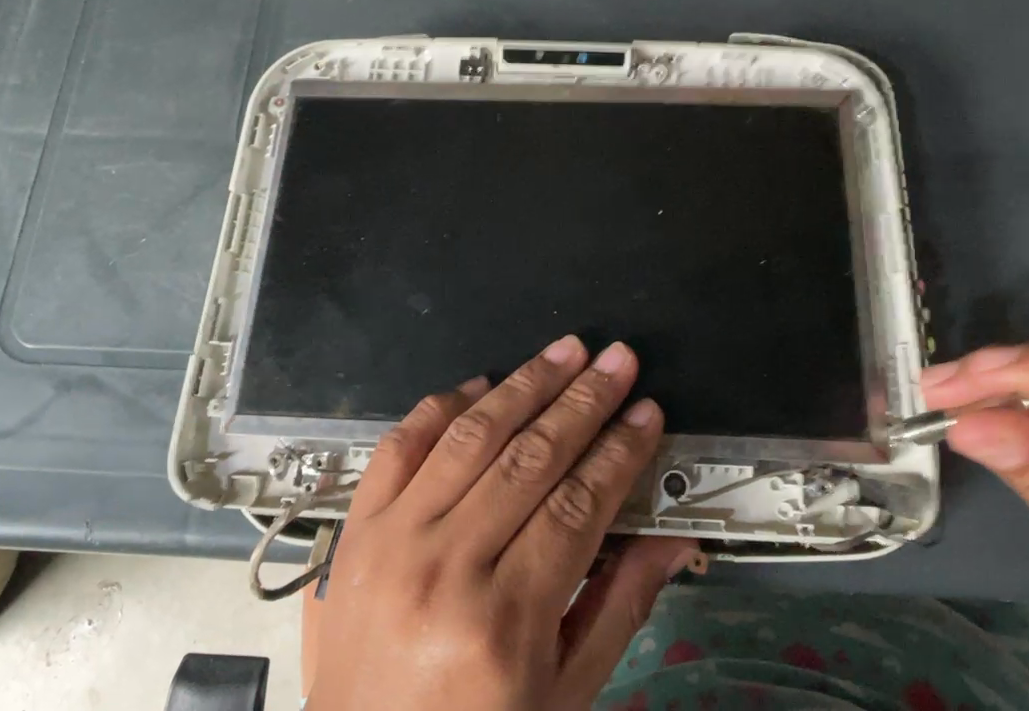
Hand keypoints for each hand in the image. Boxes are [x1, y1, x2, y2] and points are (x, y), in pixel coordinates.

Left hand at [306, 336, 700, 710]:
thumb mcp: (562, 693)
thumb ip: (618, 608)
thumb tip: (672, 542)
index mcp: (502, 619)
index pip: (577, 506)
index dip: (619, 452)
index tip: (646, 415)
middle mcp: (443, 566)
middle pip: (529, 458)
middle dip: (583, 401)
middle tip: (618, 362)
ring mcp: (391, 540)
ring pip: (470, 436)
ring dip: (525, 385)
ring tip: (566, 352)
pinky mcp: (356, 528)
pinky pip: (400, 445)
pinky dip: (441, 406)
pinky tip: (481, 383)